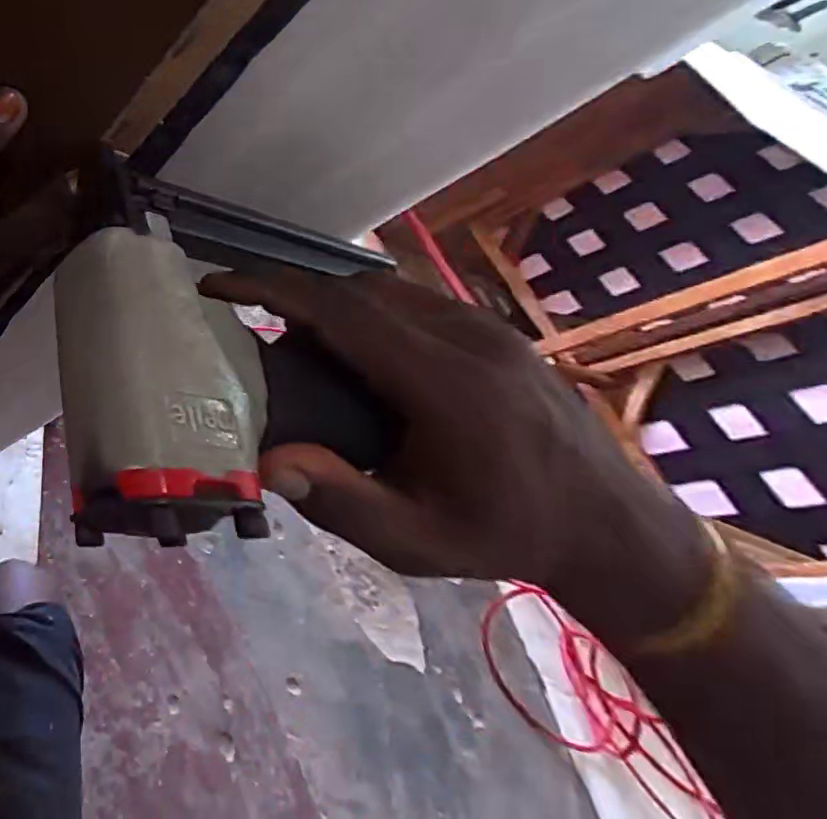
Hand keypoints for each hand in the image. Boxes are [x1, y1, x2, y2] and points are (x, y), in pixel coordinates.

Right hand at [199, 267, 712, 640]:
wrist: (610, 522)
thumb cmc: (505, 534)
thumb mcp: (418, 541)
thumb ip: (341, 501)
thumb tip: (268, 460)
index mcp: (446, 384)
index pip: (340, 313)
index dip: (270, 289)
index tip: (217, 285)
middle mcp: (464, 336)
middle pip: (352, 289)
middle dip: (286, 293)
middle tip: (241, 318)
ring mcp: (481, 323)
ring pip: (378, 287)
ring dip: (322, 301)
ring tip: (289, 340)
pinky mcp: (488, 325)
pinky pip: (404, 297)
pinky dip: (357, 308)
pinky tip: (345, 348)